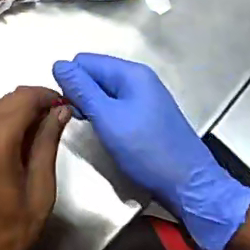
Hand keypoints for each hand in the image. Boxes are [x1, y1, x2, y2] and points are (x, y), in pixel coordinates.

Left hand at [0, 87, 70, 249]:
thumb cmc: (9, 235)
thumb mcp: (39, 192)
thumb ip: (47, 145)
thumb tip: (60, 112)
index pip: (20, 100)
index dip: (44, 95)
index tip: (64, 102)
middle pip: (4, 102)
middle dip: (32, 103)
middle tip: (57, 116)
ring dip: (16, 113)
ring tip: (40, 131)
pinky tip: (16, 143)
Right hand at [52, 52, 249, 249]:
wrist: (191, 187)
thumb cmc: (148, 152)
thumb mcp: (107, 118)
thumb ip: (81, 89)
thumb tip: (58, 65)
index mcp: (130, 73)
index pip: (83, 61)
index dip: (71, 82)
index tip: (73, 108)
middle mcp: (139, 79)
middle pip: (93, 74)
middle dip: (81, 94)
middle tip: (85, 122)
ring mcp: (145, 97)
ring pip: (103, 92)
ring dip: (93, 108)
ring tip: (97, 130)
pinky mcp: (147, 115)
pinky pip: (115, 105)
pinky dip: (106, 117)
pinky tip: (110, 135)